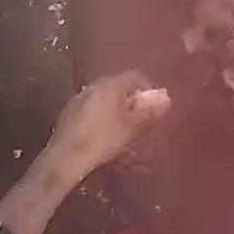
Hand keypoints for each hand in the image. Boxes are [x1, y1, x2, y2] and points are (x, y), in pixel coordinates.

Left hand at [45, 71, 171, 179]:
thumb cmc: (103, 139)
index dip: (148, 88)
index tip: (153, 106)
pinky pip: (92, 108)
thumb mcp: (131, 127)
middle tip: (140, 119)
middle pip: (119, 86)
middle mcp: (93, 86)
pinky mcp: (69, 112)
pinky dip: (102, 116)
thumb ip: (149, 111)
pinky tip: (104, 134)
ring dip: (117, 109)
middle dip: (132, 101)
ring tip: (124, 129)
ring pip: (105, 98)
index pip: (135, 76)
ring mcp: (79, 98)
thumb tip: (166, 98)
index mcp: (110, 85)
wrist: (66, 157)